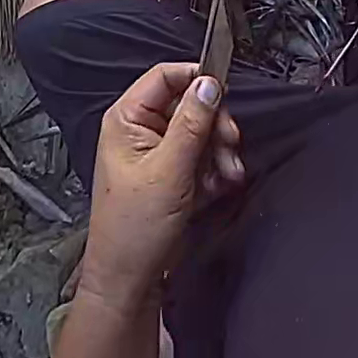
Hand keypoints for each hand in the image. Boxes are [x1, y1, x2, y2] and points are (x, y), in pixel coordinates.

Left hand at [78, 63, 244, 309]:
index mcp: (127, 119)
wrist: (130, 281)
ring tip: (227, 172)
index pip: (165, 76)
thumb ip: (191, 123)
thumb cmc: (133, 231)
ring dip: (219, 150)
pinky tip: (219, 184)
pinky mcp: (172, 170)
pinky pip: (201, 153)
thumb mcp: (169, 170)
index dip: (196, 79)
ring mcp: (157, 150)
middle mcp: (141, 129)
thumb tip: (209, 84)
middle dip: (214, 124)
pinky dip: (215, 167)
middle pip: (189, 103)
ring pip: (200, 129)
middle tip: (229, 142)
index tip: (224, 92)